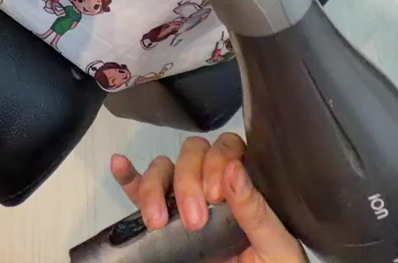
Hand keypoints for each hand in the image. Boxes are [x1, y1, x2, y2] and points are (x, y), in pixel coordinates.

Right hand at [111, 133, 306, 262]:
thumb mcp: (277, 249)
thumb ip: (257, 211)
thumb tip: (234, 169)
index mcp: (245, 186)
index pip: (227, 148)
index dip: (218, 161)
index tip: (217, 194)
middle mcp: (213, 185)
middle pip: (192, 152)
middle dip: (187, 181)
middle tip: (194, 220)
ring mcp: (185, 200)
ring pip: (164, 167)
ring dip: (155, 185)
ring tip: (158, 220)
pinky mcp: (163, 220)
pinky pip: (139, 187)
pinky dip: (129, 176)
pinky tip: (120, 166)